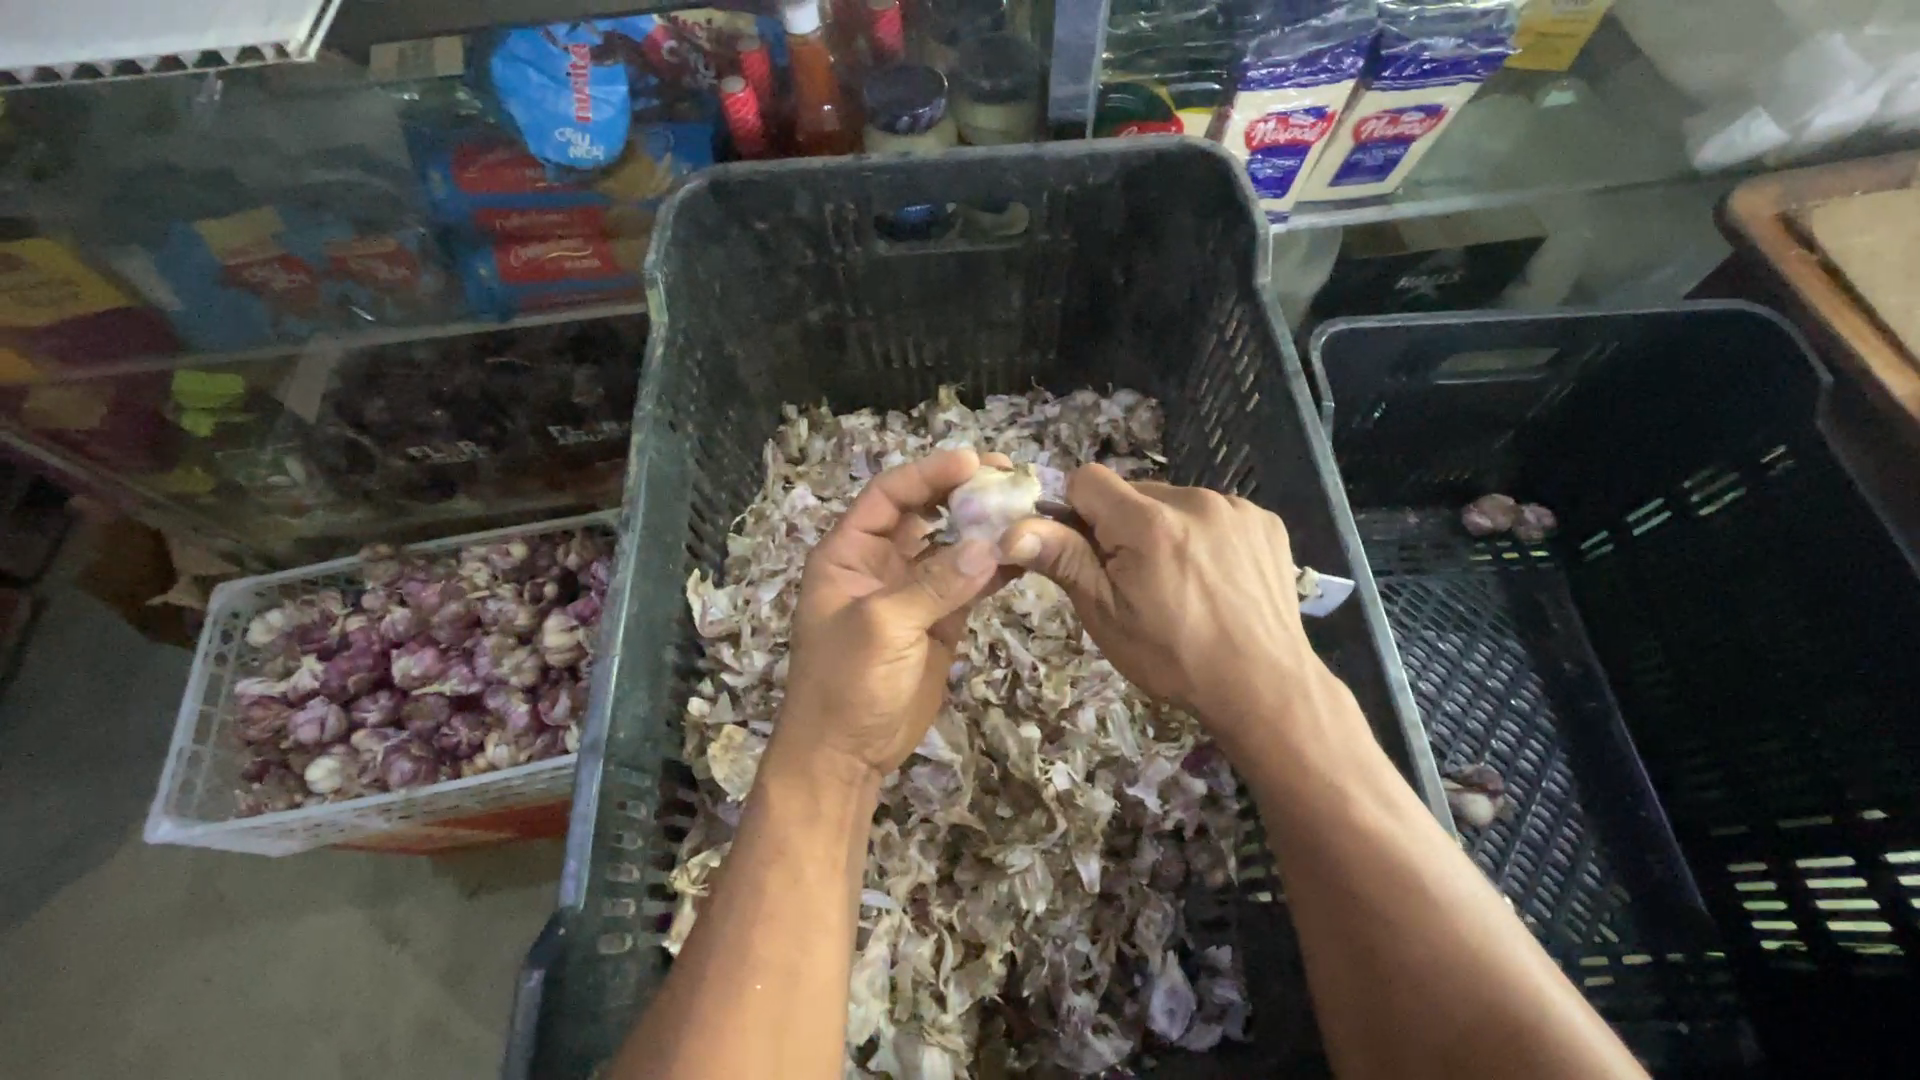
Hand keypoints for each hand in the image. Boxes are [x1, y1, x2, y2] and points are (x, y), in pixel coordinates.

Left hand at [777, 448, 1014, 781]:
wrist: (846, 753)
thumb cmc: (845, 684)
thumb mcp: (882, 627)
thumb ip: (933, 584)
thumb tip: (988, 545)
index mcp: (849, 553)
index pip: (890, 495)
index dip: (929, 474)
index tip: (974, 461)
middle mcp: (880, 563)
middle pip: (925, 513)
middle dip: (962, 493)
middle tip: (1009, 478)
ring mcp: (912, 592)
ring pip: (952, 546)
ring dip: (983, 529)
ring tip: (1026, 511)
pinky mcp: (939, 621)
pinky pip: (968, 584)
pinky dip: (994, 569)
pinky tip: (1023, 555)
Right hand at [999, 466, 1332, 755]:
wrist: (1264, 687)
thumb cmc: (1174, 659)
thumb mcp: (1106, 616)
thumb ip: (1063, 560)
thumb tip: (1011, 531)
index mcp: (1148, 523)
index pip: (1088, 479)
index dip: (1077, 511)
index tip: (1088, 551)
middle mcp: (1194, 500)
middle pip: (1133, 493)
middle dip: (1122, 525)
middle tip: (1134, 579)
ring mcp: (1236, 508)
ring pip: (1174, 502)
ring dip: (1164, 529)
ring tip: (1181, 583)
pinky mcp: (1265, 521)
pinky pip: (1216, 513)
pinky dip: (1205, 537)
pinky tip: (1215, 578)